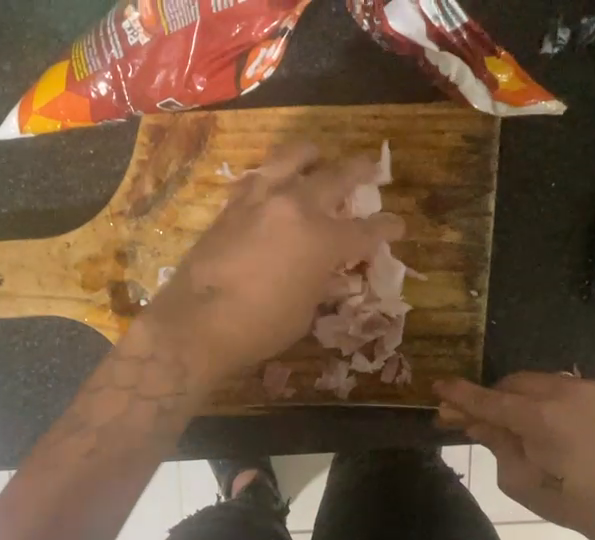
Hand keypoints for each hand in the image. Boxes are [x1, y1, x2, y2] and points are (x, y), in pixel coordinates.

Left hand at [139, 143, 403, 377]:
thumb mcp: (303, 314)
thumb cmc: (258, 329)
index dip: (386, 229)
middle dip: (360, 172)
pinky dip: (271, 176)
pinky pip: (257, 178)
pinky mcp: (231, 206)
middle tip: (371, 168)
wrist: (196, 324)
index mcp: (325, 240)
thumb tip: (327, 276)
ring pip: (293, 159)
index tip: (397, 226)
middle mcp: (297, 207)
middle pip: (337, 178)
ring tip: (318, 156)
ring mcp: (261, 200)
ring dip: (312, 156)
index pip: (366, 230)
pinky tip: (271, 180)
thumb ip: (320, 286)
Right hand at [435, 372, 594, 539]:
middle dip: (495, 396)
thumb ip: (497, 444)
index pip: (490, 400)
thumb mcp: (518, 480)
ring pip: (548, 381)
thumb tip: (476, 422)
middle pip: (517, 382)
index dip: (461, 395)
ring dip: (528, 396)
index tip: (438, 386)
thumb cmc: (569, 503)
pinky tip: (562, 426)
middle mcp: (569, 392)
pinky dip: (562, 402)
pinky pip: (580, 390)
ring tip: (523, 422)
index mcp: (540, 416)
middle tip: (479, 417)